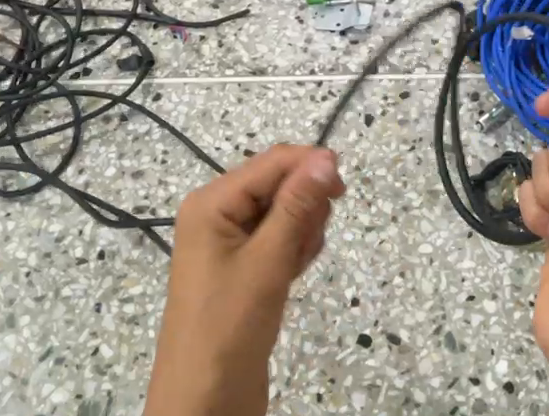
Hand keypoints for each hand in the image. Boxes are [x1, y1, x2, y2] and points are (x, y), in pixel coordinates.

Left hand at [145, 145, 344, 415]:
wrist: (204, 403)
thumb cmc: (229, 326)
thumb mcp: (267, 261)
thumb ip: (298, 205)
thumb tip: (326, 157)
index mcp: (212, 201)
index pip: (271, 162)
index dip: (310, 165)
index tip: (344, 187)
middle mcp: (218, 212)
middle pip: (278, 183)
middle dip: (304, 205)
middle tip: (308, 241)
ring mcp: (229, 241)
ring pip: (284, 211)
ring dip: (301, 230)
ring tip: (295, 265)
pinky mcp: (243, 267)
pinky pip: (279, 238)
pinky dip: (294, 249)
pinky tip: (293, 273)